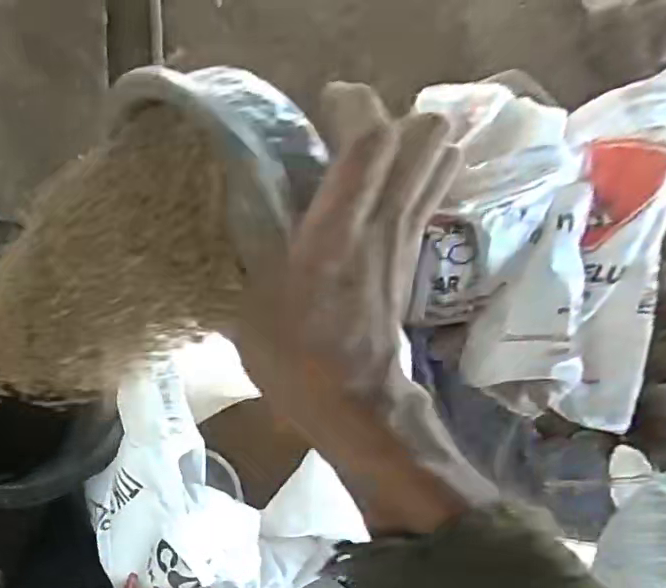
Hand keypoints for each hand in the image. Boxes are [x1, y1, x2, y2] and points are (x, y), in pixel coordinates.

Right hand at [231, 84, 493, 534]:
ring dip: (406, 143)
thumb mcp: (248, 313)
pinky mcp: (414, 253)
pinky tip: (375, 195)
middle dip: (386, 118)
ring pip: (438, 155)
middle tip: (340, 138)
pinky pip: (430, 187)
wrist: (353, 403)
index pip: (369, 140)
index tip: (322, 106)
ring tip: (361, 161)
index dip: (350, 107)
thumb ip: (244, 256)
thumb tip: (228, 217)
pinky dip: (411, 173)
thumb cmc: (293, 364)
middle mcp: (381, 226)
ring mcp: (406, 237)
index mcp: (334, 238)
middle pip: (423, 133)